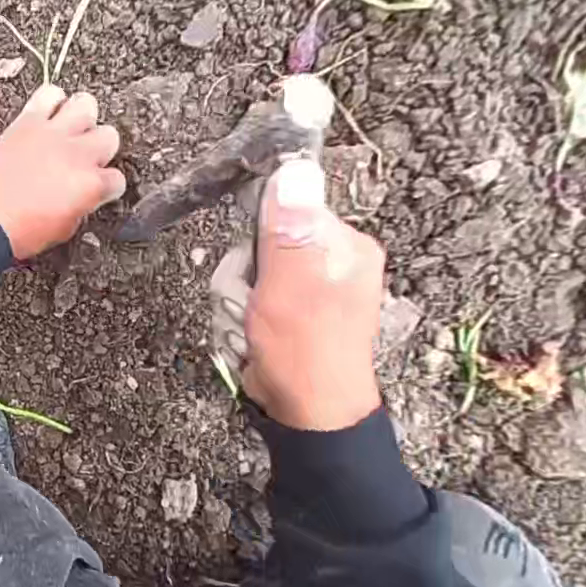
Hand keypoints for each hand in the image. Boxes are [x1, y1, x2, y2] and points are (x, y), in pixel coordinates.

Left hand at [0, 83, 125, 259]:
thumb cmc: (24, 231)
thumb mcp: (66, 228)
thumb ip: (83, 204)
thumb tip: (84, 195)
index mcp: (92, 185)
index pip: (117, 179)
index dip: (107, 186)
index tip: (97, 189)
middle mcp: (79, 154)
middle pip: (110, 136)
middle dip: (100, 149)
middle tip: (85, 159)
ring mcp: (54, 134)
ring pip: (87, 104)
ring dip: (82, 118)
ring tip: (71, 131)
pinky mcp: (29, 122)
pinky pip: (49, 93)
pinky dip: (52, 100)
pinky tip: (49, 116)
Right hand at [240, 157, 385, 430]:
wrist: (309, 416)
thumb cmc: (303, 353)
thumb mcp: (289, 286)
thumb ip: (288, 231)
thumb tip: (295, 170)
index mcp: (346, 248)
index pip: (290, 208)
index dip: (260, 232)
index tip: (253, 261)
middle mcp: (334, 261)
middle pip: (265, 240)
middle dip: (245, 272)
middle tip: (252, 302)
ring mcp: (313, 287)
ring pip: (253, 268)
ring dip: (239, 296)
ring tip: (250, 324)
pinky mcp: (295, 309)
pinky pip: (255, 292)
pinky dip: (244, 312)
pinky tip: (251, 333)